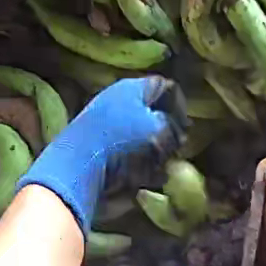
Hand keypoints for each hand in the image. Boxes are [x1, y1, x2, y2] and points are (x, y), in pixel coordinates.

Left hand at [18, 76, 184, 230]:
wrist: (79, 171)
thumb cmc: (124, 144)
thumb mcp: (161, 130)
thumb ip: (175, 127)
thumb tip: (178, 133)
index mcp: (132, 88)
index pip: (165, 87)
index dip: (180, 106)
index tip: (186, 128)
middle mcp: (117, 101)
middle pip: (152, 112)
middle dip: (167, 131)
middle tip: (176, 148)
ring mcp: (104, 126)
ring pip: (141, 134)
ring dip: (154, 151)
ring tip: (162, 166)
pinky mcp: (97, 149)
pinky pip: (127, 154)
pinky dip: (139, 165)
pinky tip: (145, 178)